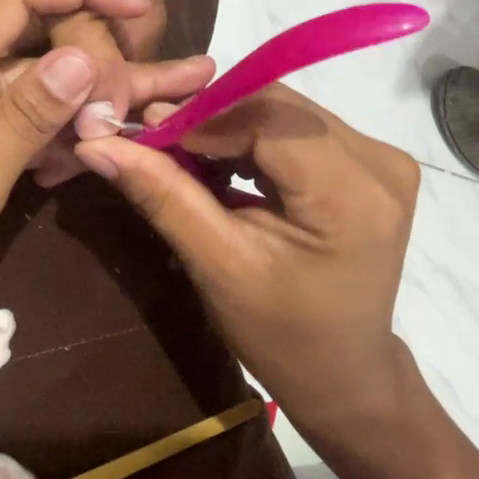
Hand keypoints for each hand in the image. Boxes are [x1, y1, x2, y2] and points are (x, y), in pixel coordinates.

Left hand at [0, 0, 154, 320]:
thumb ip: (22, 120)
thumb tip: (83, 56)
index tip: (142, 9)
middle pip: (41, 40)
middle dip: (99, 66)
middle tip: (142, 116)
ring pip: (40, 86)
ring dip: (84, 109)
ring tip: (130, 137)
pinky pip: (23, 120)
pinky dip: (54, 138)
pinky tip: (71, 169)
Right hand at [74, 85, 420, 425]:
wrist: (341, 371)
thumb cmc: (279, 332)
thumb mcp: (215, 265)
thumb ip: (163, 196)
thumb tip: (96, 143)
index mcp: (351, 195)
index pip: (267, 117)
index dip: (200, 115)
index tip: (142, 130)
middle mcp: (380, 163)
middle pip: (277, 107)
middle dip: (209, 117)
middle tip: (152, 139)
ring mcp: (382, 160)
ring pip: (284, 112)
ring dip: (226, 125)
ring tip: (180, 154)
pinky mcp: (370, 165)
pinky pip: (297, 129)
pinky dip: (250, 138)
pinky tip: (219, 163)